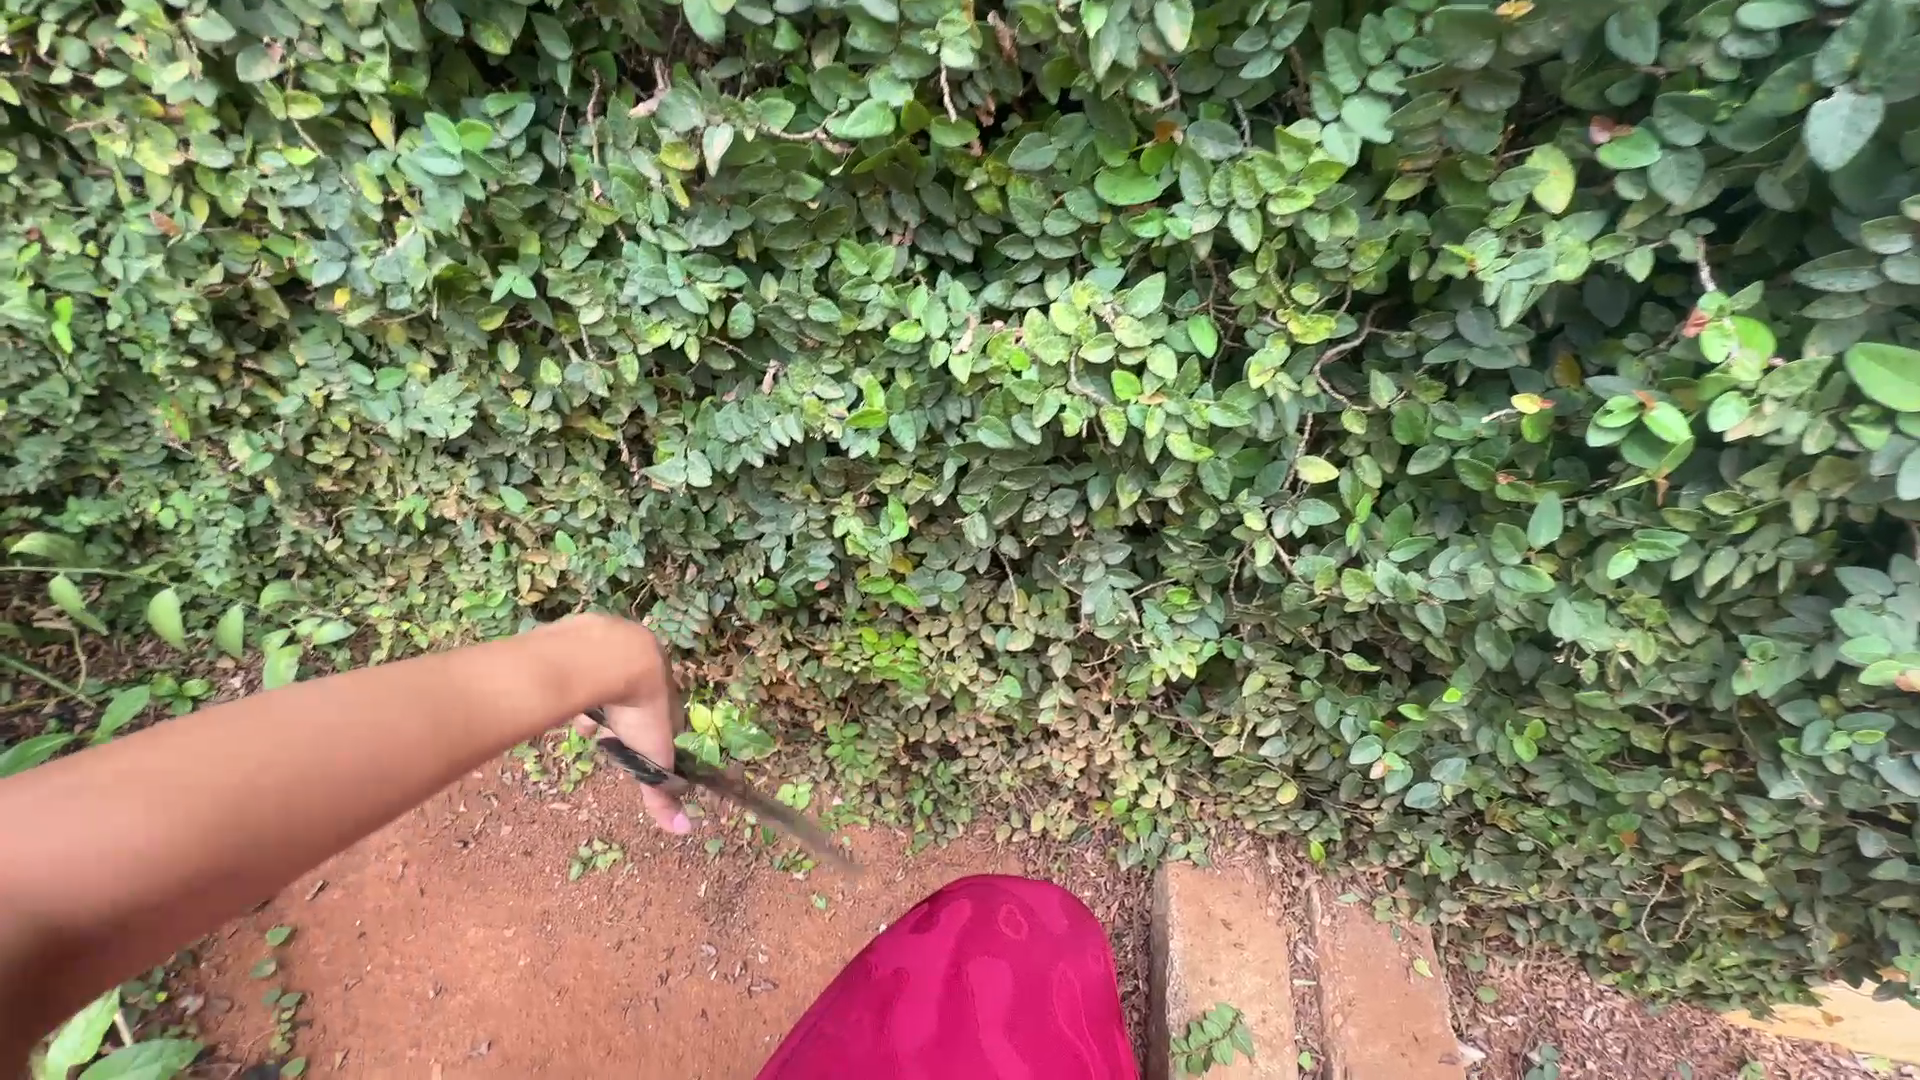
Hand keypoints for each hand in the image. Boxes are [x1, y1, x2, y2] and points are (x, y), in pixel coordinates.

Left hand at [569, 622, 689, 834]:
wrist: (613, 658)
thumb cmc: (638, 707)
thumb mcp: (651, 754)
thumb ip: (661, 791)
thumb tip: (684, 830)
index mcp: (665, 687)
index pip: (660, 711)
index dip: (645, 732)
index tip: (627, 747)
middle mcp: (647, 662)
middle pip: (631, 695)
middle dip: (617, 719)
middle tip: (601, 735)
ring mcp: (618, 643)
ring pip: (606, 679)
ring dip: (595, 702)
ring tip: (580, 720)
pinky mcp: (589, 633)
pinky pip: (582, 662)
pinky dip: (576, 680)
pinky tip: (565, 696)